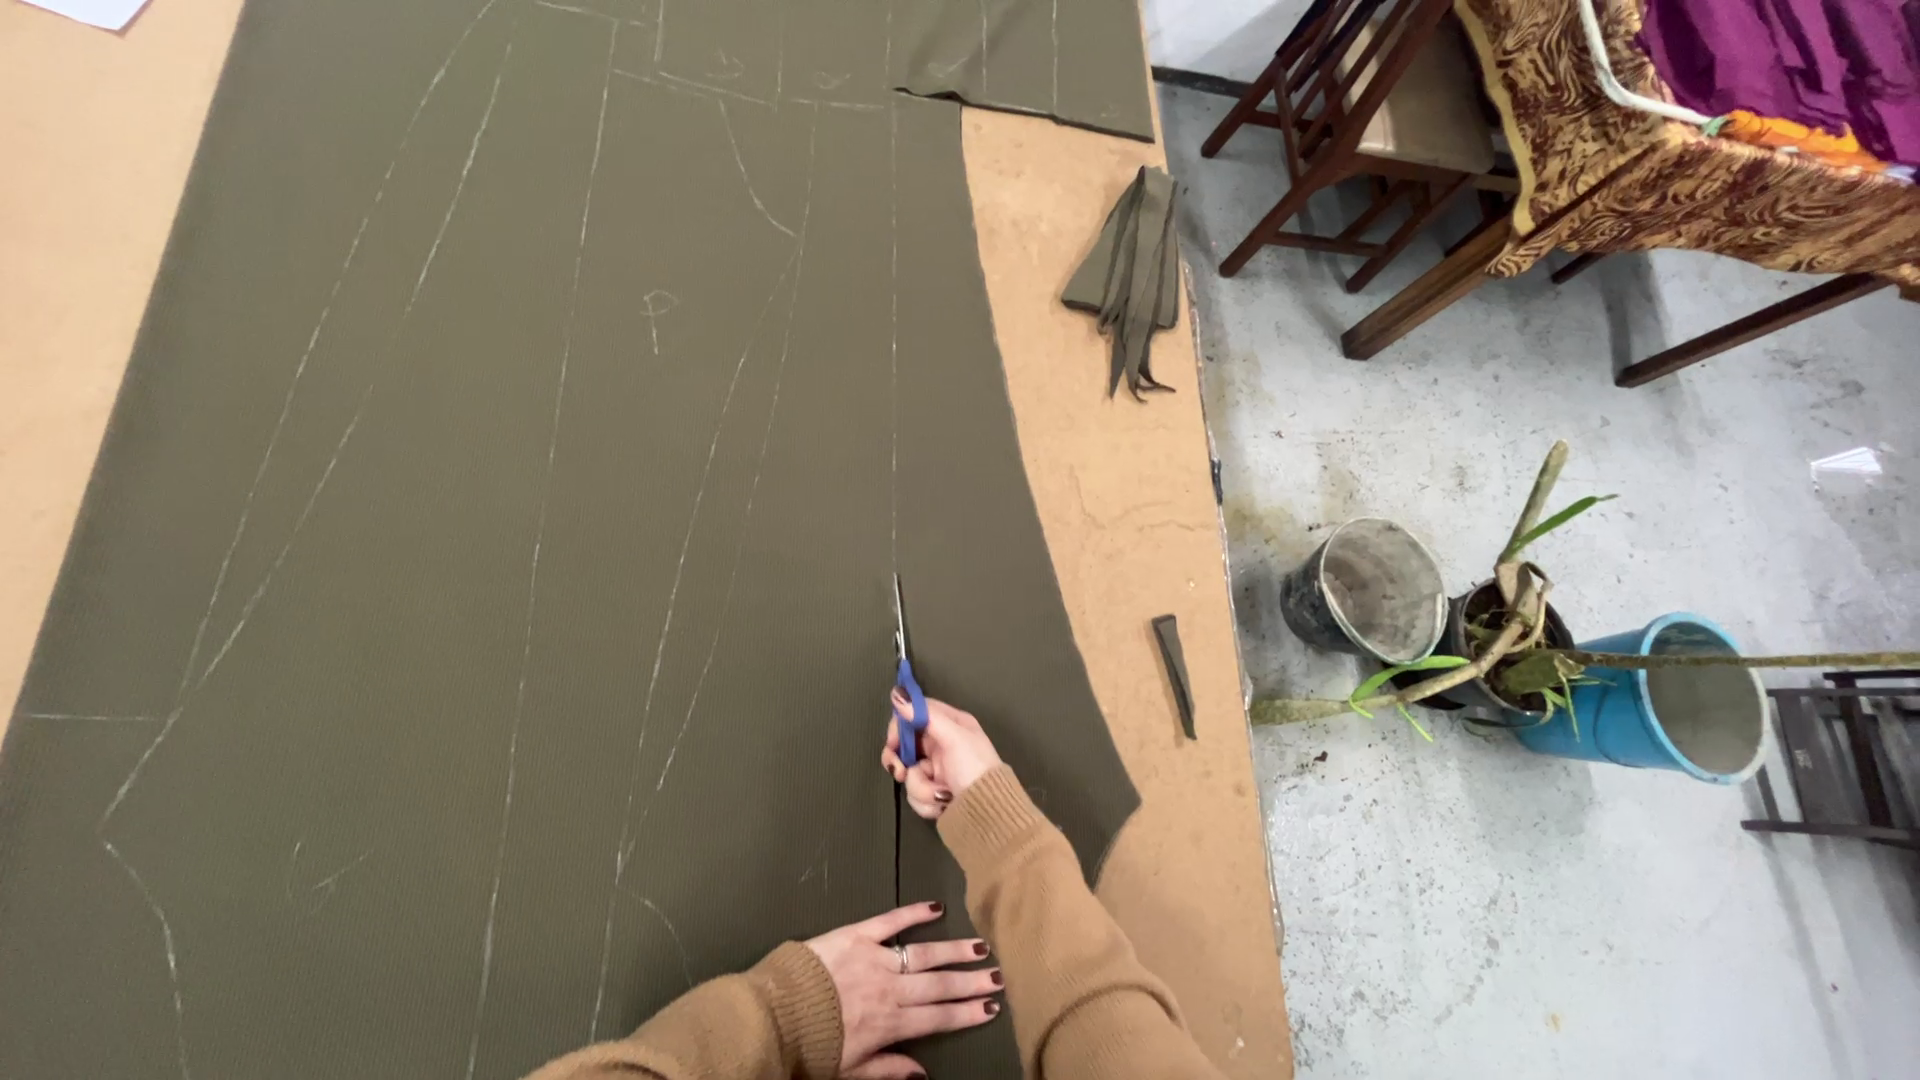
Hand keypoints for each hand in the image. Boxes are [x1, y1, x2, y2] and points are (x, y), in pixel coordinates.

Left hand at [804, 902, 1000, 1078]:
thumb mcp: (848, 1071)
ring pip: (922, 953)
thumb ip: (887, 1068)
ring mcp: (875, 958)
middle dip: (971, 981)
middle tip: (999, 975)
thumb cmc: (809, 1047)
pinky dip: (913, 912)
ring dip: (953, 951)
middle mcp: (889, 989)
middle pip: (938, 984)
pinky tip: (935, 907)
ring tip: (980, 947)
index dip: (966, 1013)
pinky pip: (890, 920)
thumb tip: (923, 1075)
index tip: (991, 1007)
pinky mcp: (857, 934)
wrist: (774, 1014)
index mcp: (889, 1023)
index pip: (937, 1018)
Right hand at [881, 691, 1002, 818]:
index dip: (900, 726)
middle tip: (902, 772)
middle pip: (905, 744)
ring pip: (909, 773)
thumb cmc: (974, 768)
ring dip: (921, 787)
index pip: (916, 713)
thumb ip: (925, 716)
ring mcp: (936, 769)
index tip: (893, 741)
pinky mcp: (932, 791)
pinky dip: (926, 801)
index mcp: (951, 724)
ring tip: (940, 793)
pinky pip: (915, 793)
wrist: (988, 813)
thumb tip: (898, 694)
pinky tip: (941, 803)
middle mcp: (941, 744)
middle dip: (902, 761)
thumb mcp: (954, 738)